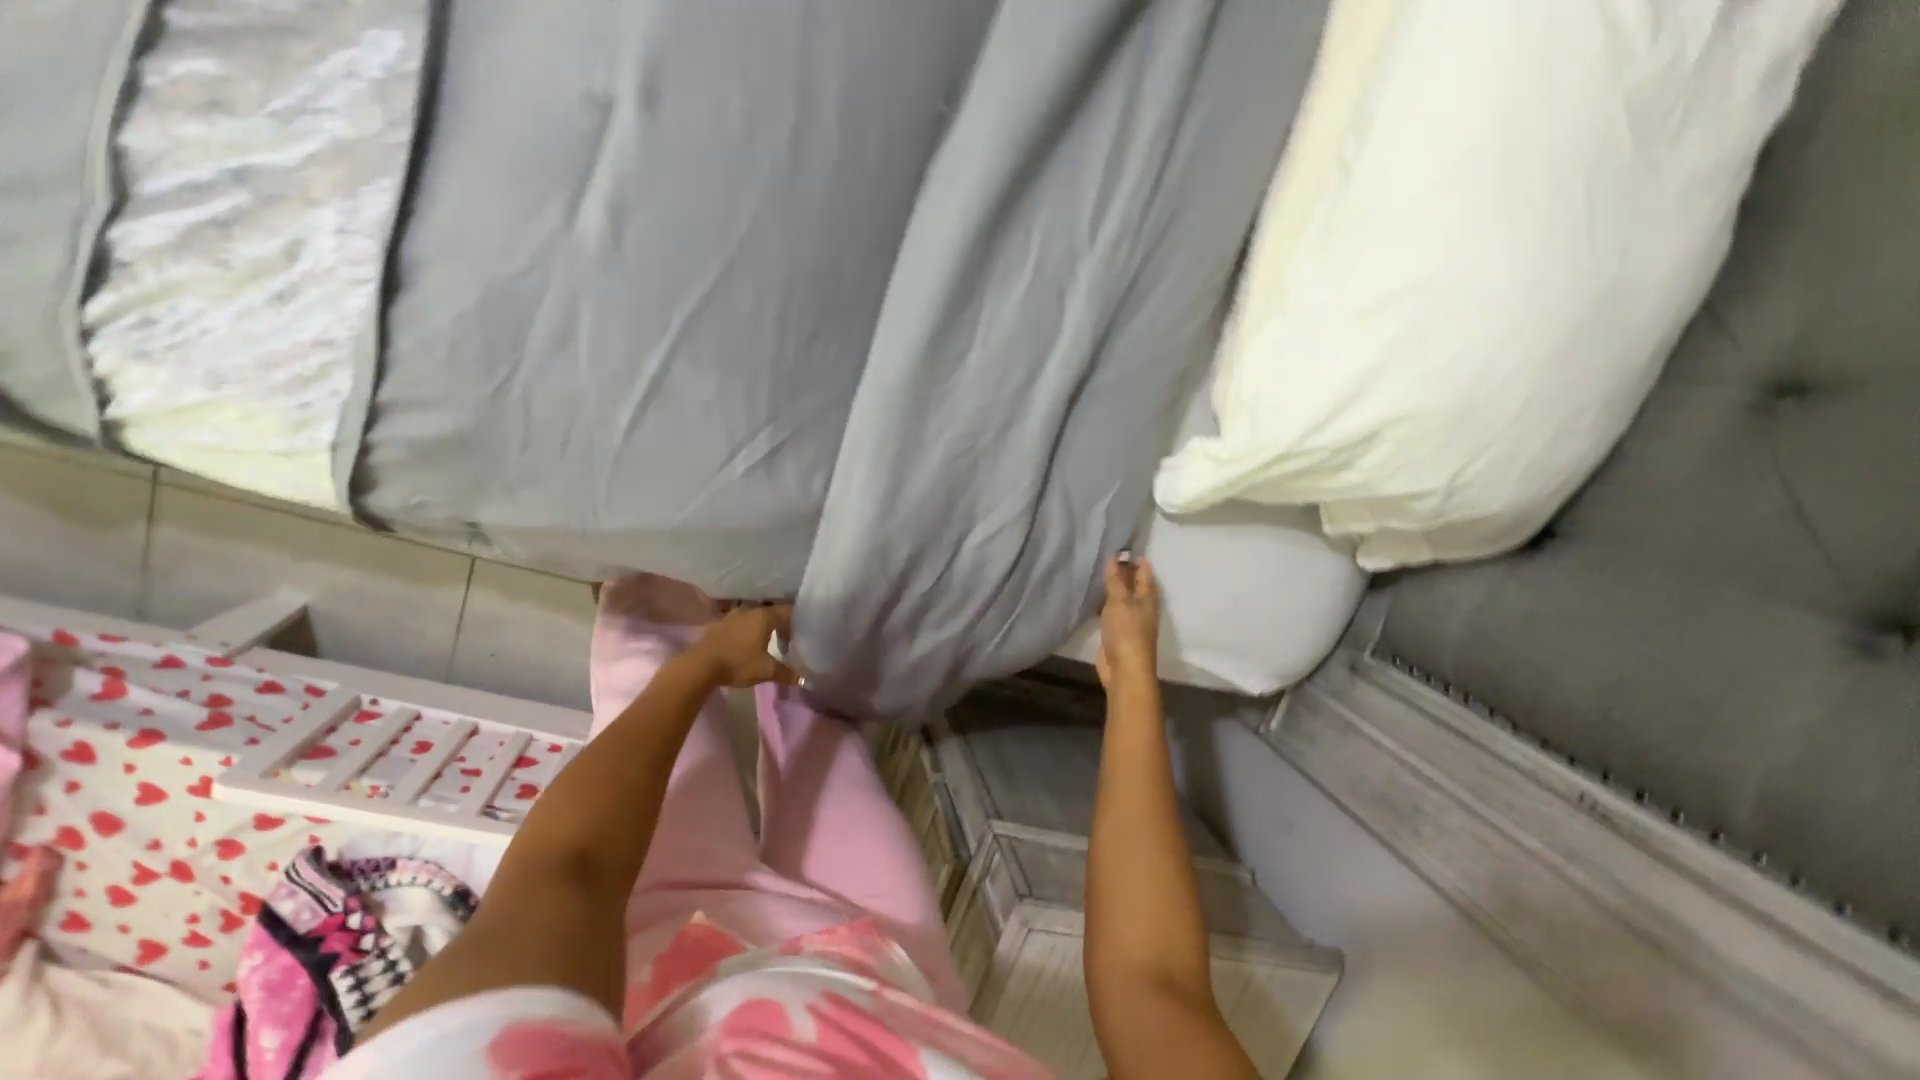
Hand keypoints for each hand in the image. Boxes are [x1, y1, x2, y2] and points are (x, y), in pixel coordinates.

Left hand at [685, 604, 799, 688]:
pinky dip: (743, 632)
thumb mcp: (766, 671)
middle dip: (778, 626)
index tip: (799, 636)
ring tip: (763, 644)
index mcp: (764, 617)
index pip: (787, 611)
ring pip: (752, 618)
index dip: (796, 622)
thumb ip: (786, 673)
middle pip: (770, 613)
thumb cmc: (738, 663)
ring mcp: (731, 616)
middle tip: (784, 641)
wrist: (700, 666)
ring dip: (759, 628)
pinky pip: (737, 625)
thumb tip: (803, 679)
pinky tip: (742, 646)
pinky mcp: (717, 624)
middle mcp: (748, 610)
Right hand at [1096, 553, 1159, 688]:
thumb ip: (1116, 580)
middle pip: (1136, 586)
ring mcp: (1131, 622)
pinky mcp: (1119, 633)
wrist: (1125, 669)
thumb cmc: (1126, 631)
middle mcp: (1142, 608)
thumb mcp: (1119, 601)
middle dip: (1126, 573)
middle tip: (1110, 558)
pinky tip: (1096, 601)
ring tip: (1101, 575)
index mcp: (1148, 598)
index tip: (1124, 548)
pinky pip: (1114, 613)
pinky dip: (1107, 604)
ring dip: (1115, 589)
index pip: (1145, 573)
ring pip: (1124, 599)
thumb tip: (1116, 558)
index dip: (1137, 560)